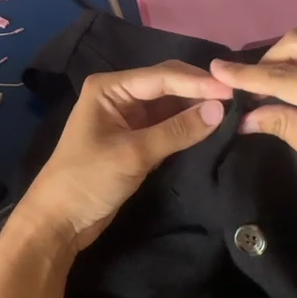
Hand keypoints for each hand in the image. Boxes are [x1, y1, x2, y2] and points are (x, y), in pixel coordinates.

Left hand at [15, 61, 231, 254]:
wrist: (59, 220)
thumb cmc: (88, 179)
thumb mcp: (133, 154)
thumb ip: (176, 131)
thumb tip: (220, 110)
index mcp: (109, 87)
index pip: (161, 77)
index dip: (197, 81)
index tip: (232, 89)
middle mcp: (119, 95)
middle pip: (167, 84)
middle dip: (199, 90)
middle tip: (237, 97)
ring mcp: (127, 117)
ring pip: (170, 104)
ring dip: (196, 107)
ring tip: (232, 109)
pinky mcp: (135, 139)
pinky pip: (167, 124)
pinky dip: (187, 125)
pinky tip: (211, 125)